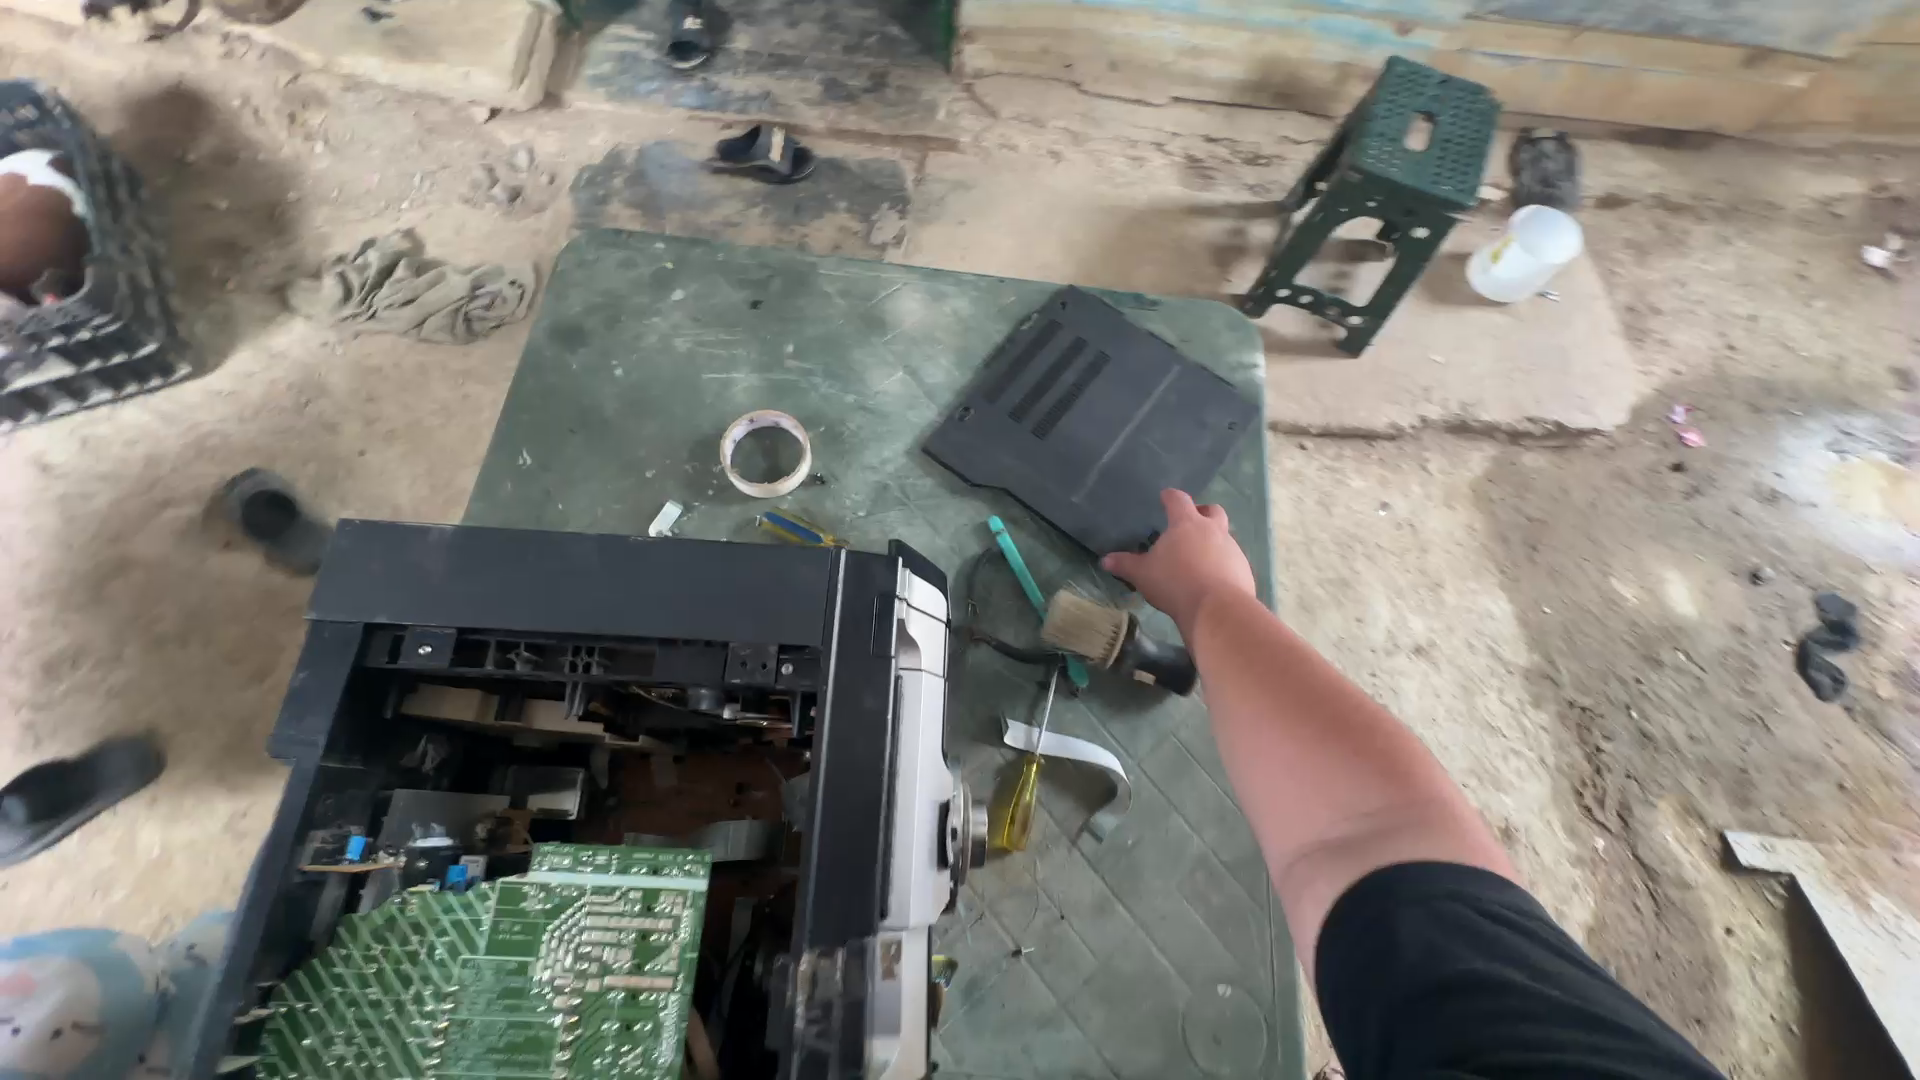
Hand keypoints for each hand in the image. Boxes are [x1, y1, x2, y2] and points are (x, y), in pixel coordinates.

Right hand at [1101, 489, 1256, 630]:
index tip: (1165, 496)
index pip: (1178, 500)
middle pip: (1212, 510)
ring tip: (1197, 559)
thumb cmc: (1174, 582)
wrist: (1217, 609)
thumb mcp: (1142, 574)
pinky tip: (1211, 581)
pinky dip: (1222, 565)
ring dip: (1213, 541)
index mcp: (1187, 524)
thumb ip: (1125, 565)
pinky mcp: (1244, 570)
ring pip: (1224, 537)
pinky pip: (1232, 561)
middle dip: (1202, 512)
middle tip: (1191, 522)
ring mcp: (1232, 550)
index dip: (1171, 497)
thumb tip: (1105, 560)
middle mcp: (1213, 530)